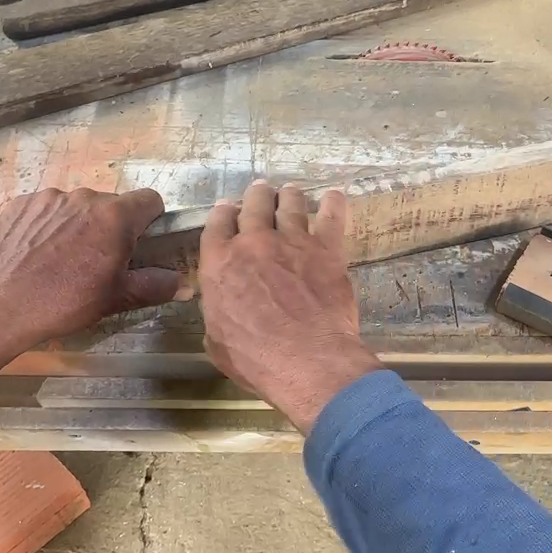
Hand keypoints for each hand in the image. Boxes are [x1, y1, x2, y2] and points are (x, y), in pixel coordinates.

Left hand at [0, 187, 180, 377]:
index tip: (140, 244)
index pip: (150, 200)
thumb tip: (179, 282)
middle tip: (98, 262)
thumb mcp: (118, 299)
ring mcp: (45, 198)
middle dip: (110, 227)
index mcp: (114, 216)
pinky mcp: (15, 205)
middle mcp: (81, 197)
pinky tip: (34, 255)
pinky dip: (45, 227)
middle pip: (109, 204)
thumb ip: (155, 285)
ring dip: (76, 226)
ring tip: (60, 260)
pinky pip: (42, 211)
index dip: (150, 220)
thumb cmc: (66, 302)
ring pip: (74, 207)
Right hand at [199, 180, 383, 431]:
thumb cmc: (257, 360)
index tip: (227, 209)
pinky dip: (333, 204)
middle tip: (260, 193)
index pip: (217, 224)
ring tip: (289, 192)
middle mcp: (253, 243)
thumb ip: (217, 314)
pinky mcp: (326, 250)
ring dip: (288, 195)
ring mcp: (292, 242)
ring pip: (289, 204)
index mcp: (220, 264)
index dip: (223, 213)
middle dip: (255, 196)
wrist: (308, 360)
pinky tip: (334, 196)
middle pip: (253, 205)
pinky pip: (331, 217)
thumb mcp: (218, 342)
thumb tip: (223, 310)